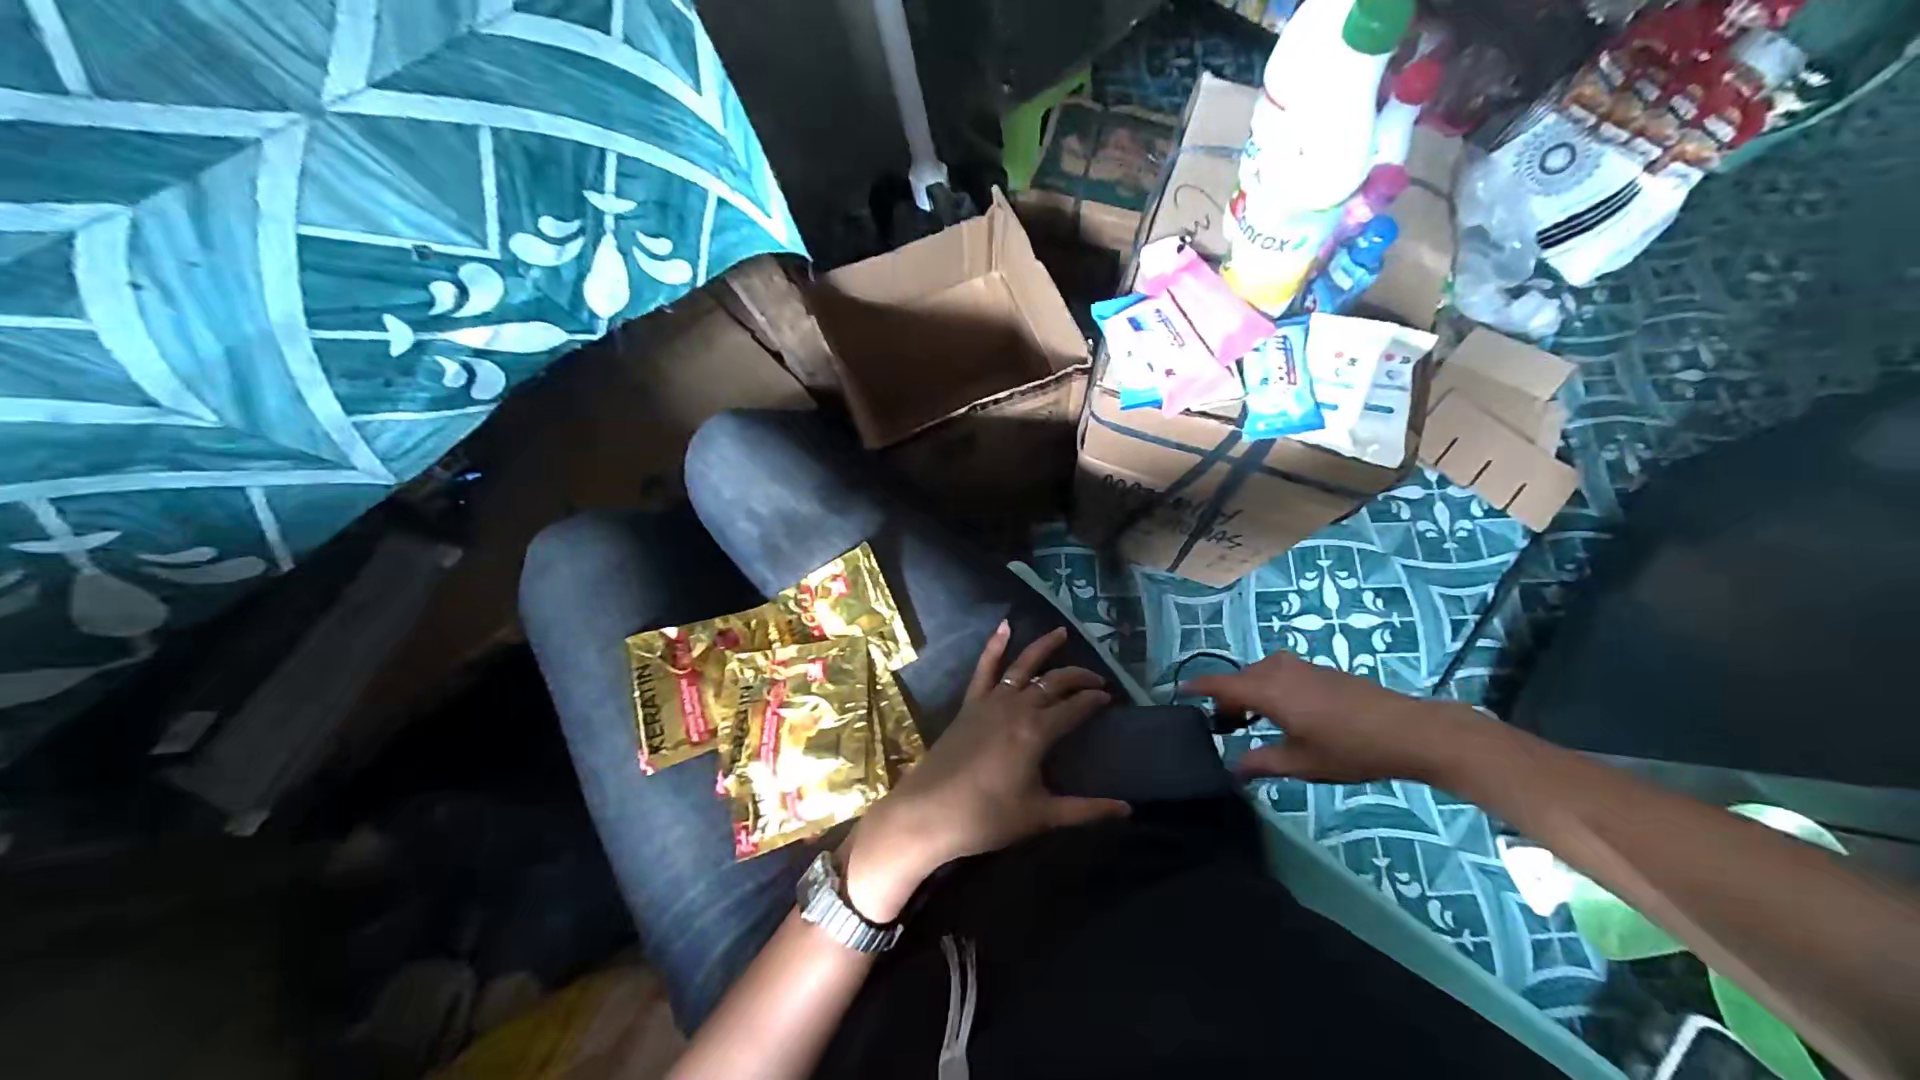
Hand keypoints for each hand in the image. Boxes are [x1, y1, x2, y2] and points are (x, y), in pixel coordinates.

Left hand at [839, 625, 1129, 921]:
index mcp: (1037, 731)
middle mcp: (1016, 707)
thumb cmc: (987, 817)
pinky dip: (994, 646)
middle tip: (1098, 679)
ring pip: (1022, 666)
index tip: (1109, 698)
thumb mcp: (1041, 816)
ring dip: (1043, 647)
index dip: (1094, 700)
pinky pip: (984, 669)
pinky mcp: (969, 705)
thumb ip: (1086, 810)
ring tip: (1062, 632)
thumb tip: (1128, 810)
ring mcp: (990, 702)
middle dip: (1079, 676)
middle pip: (1054, 682)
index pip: (1075, 707)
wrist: (929, 812)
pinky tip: (1004, 626)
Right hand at [1184, 652, 1494, 784]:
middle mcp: (1279, 670)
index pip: (1220, 683)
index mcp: (1268, 690)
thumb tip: (1233, 770)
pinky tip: (1282, 714)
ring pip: (1261, 675)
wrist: (1411, 731)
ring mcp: (1302, 667)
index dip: (1197, 687)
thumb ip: (1262, 763)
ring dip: (1250, 693)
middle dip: (1227, 698)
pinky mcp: (1320, 671)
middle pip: (1240, 679)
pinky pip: (1280, 674)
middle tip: (1224, 727)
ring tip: (1251, 722)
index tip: (1178, 692)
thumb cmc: (1350, 749)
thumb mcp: (1301, 764)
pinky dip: (1270, 689)